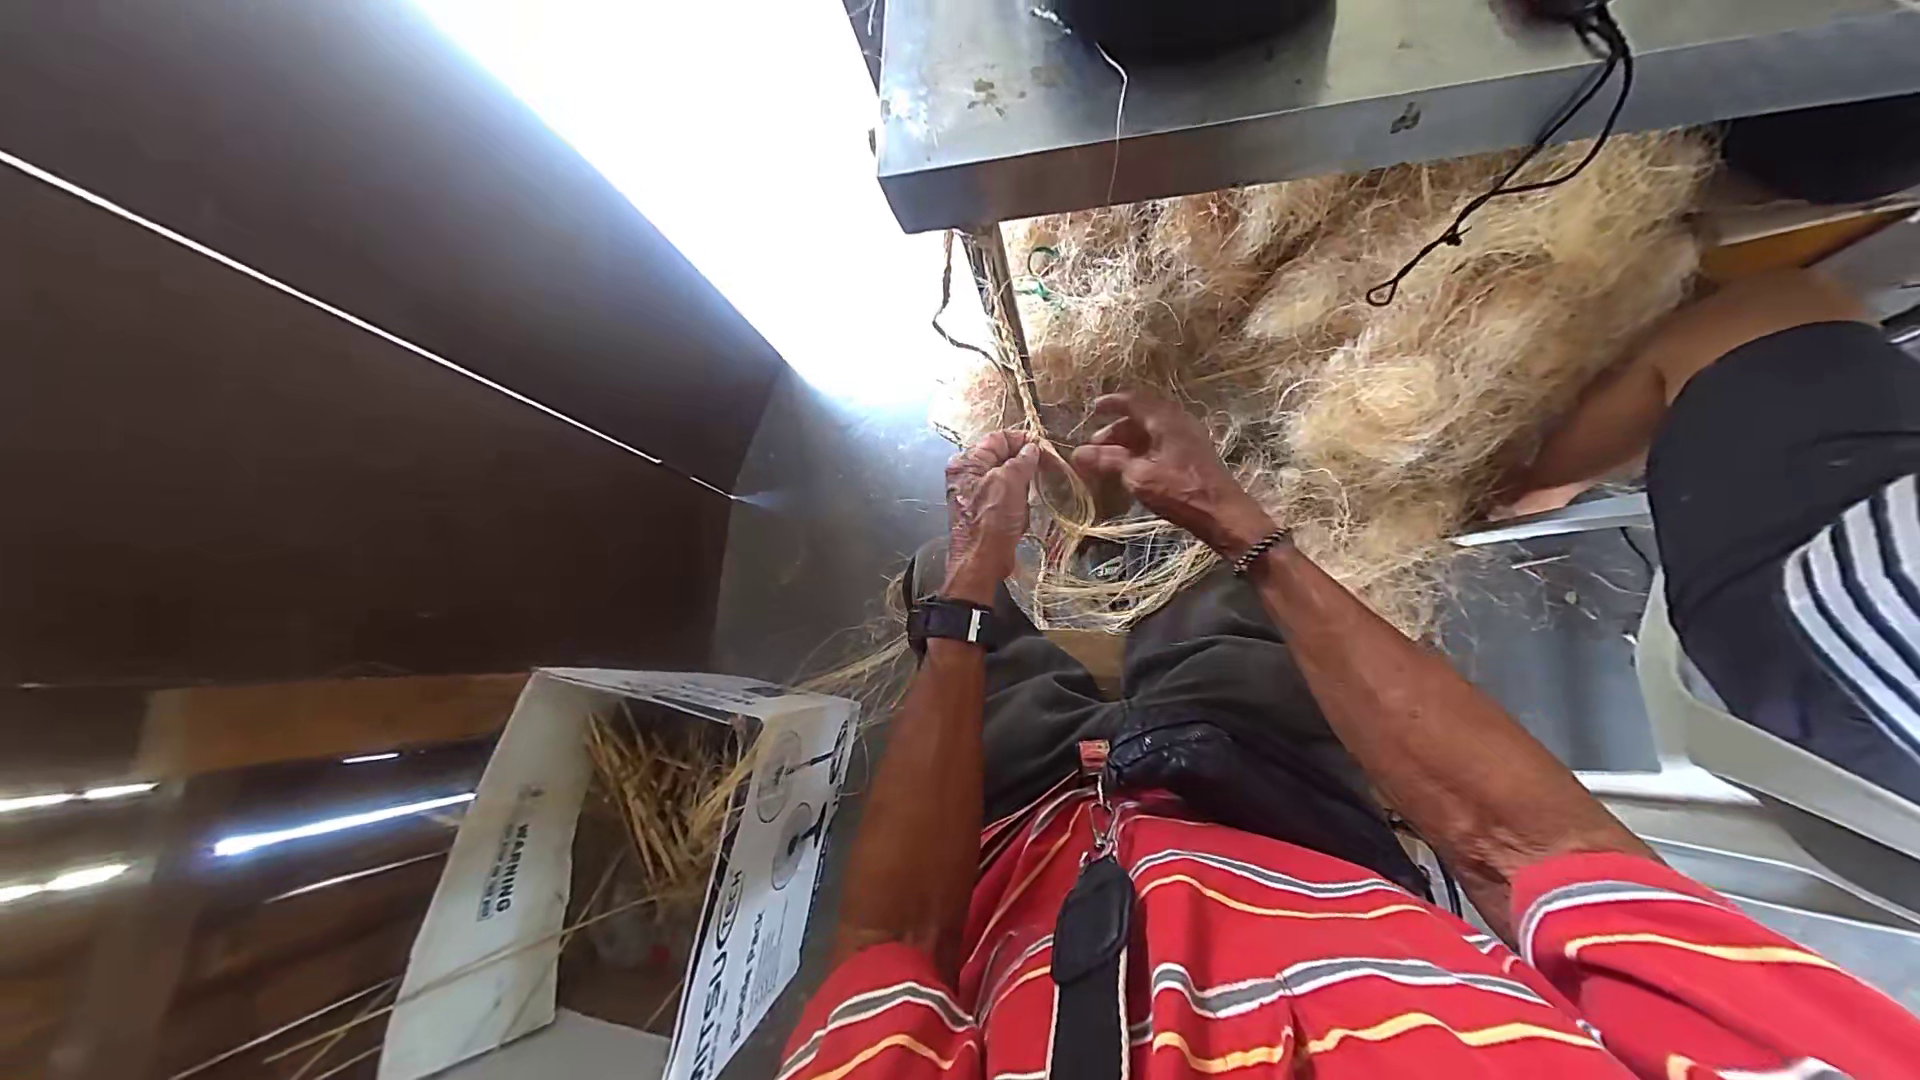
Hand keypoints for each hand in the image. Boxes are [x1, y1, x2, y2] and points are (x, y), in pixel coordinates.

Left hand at [944, 430, 1040, 604]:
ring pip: (1008, 480)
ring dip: (1023, 487)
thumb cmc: (990, 522)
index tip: (1042, 446)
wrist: (982, 563)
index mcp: (966, 463)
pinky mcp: (987, 513)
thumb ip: (1021, 460)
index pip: (997, 438)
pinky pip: (1008, 500)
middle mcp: (968, 476)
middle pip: (1002, 458)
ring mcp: (976, 495)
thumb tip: (1031, 448)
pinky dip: (1019, 504)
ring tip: (1028, 498)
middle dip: (1024, 464)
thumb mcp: (1008, 482)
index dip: (1021, 440)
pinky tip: (1022, 514)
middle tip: (1044, 469)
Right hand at [1070, 392, 1277, 558]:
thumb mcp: (1138, 476)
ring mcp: (1189, 436)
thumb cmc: (1179, 492)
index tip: (1093, 409)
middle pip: (1143, 415)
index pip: (1134, 400)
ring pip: (1153, 429)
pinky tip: (1133, 465)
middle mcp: (1179, 421)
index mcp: (1165, 420)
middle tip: (1097, 444)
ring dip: (1130, 439)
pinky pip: (1162, 440)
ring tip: (1111, 457)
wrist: (1222, 514)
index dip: (1112, 403)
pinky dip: (1143, 447)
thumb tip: (1078, 452)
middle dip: (1117, 427)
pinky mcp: (1193, 453)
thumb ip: (1108, 461)